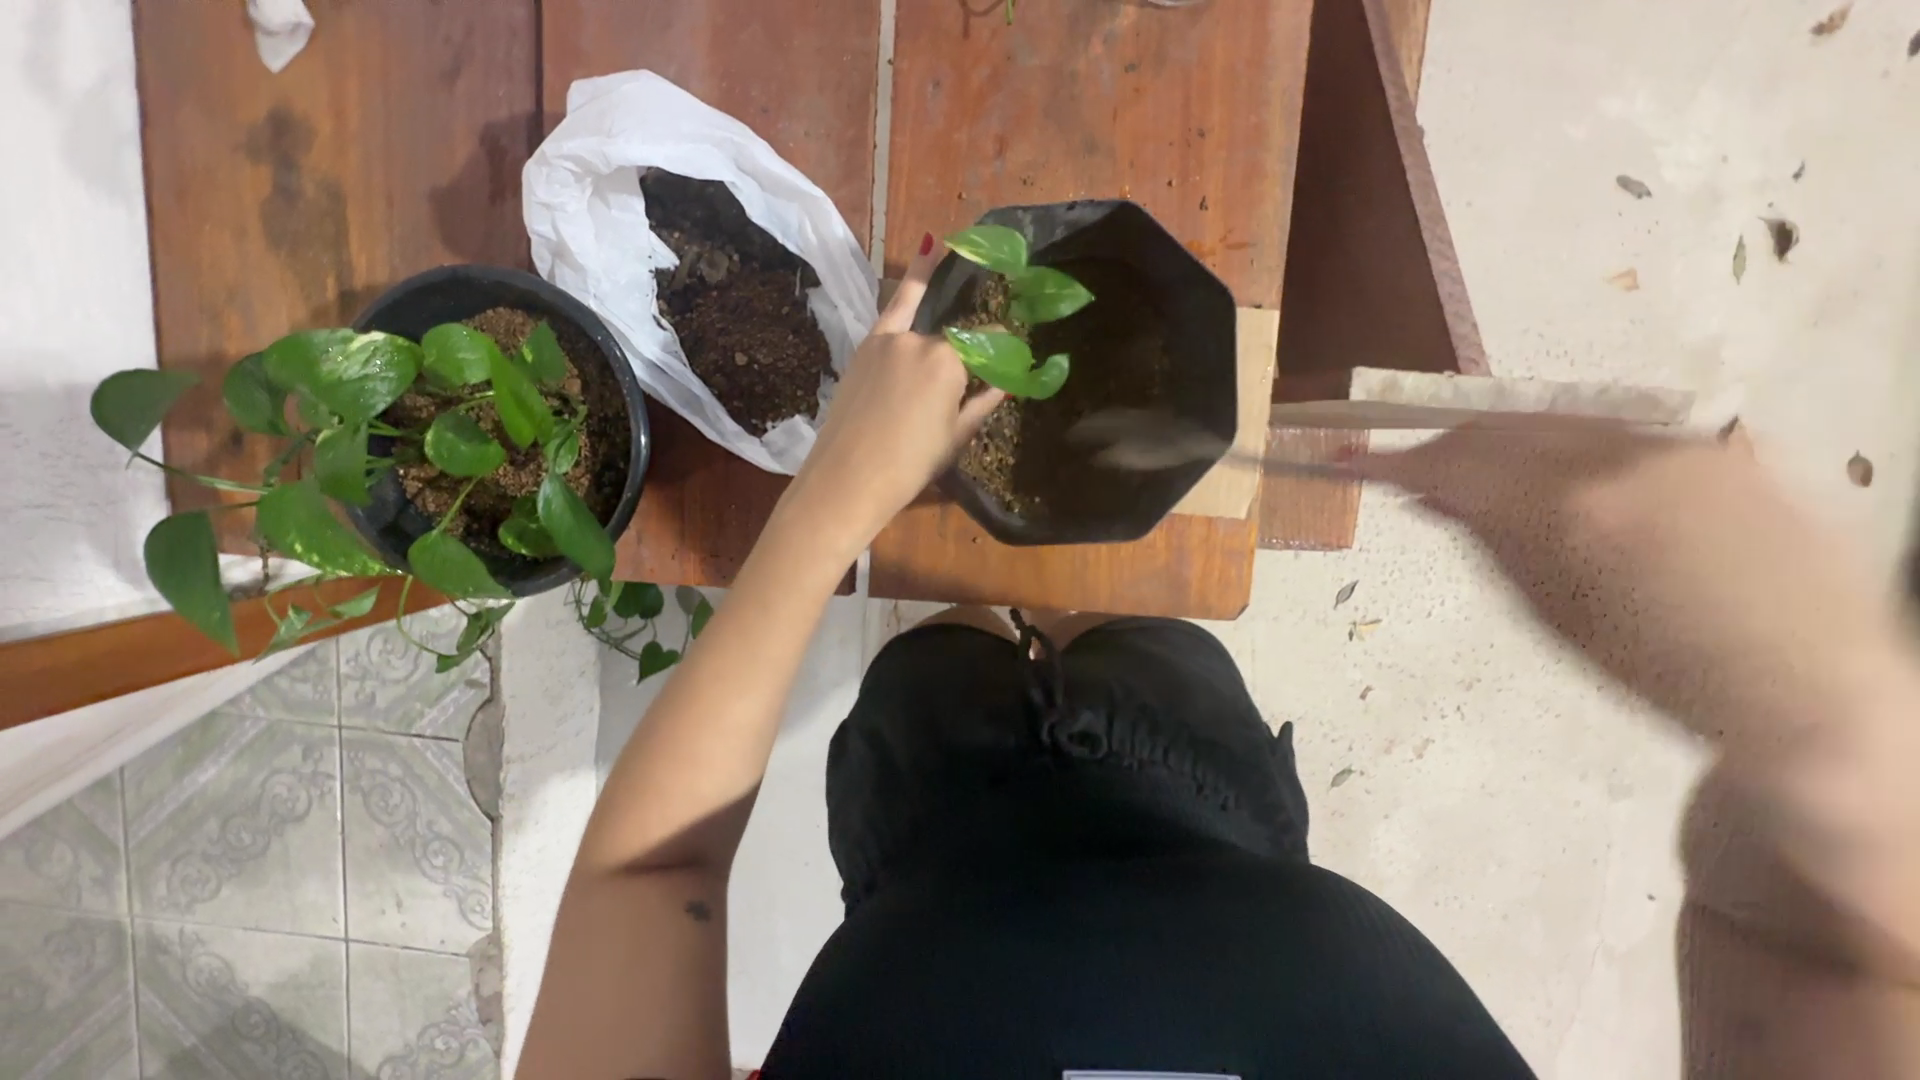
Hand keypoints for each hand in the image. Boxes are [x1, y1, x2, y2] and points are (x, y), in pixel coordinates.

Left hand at [776, 233, 1003, 555]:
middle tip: (957, 397)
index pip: (985, 348)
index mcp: (949, 362)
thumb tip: (1009, 383)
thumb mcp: (956, 436)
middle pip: (954, 344)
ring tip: (948, 345)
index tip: (1009, 367)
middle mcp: (921, 340)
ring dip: (938, 348)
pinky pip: (897, 305)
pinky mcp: (867, 344)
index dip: (998, 358)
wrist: (847, 479)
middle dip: (963, 365)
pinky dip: (917, 276)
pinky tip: (932, 247)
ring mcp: (889, 339)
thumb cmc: (910, 465)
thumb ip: (983, 401)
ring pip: (925, 334)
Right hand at [1351, 425, 1905, 751]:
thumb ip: (1490, 541)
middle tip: (1402, 472)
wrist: (1812, 685)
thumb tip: (1431, 497)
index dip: (1390, 461)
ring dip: (1494, 442)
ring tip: (1467, 473)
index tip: (1345, 460)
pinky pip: (1605, 430)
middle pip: (1495, 429)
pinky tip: (1544, 473)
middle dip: (1439, 448)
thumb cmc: (1658, 671)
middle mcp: (1621, 458)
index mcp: (1570, 510)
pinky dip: (1555, 446)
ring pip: (1549, 421)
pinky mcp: (1713, 446)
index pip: (1454, 464)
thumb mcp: (1549, 615)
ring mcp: (1674, 444)